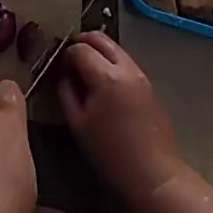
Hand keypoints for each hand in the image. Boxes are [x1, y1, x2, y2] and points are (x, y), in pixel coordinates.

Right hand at [56, 31, 188, 202]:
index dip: (65, 54)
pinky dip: (110, 61)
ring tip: (84, 70)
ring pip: (114, 47)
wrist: (154, 173)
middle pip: (100, 38)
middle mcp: (125, 67)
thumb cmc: (111, 154)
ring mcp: (140, 73)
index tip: (58, 67)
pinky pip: (125, 60)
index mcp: (106, 77)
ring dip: (98, 50)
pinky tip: (103, 82)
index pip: (80, 49)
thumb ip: (66, 94)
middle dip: (82, 42)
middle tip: (69, 58)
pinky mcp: (148, 82)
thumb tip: (63, 75)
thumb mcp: (79, 126)